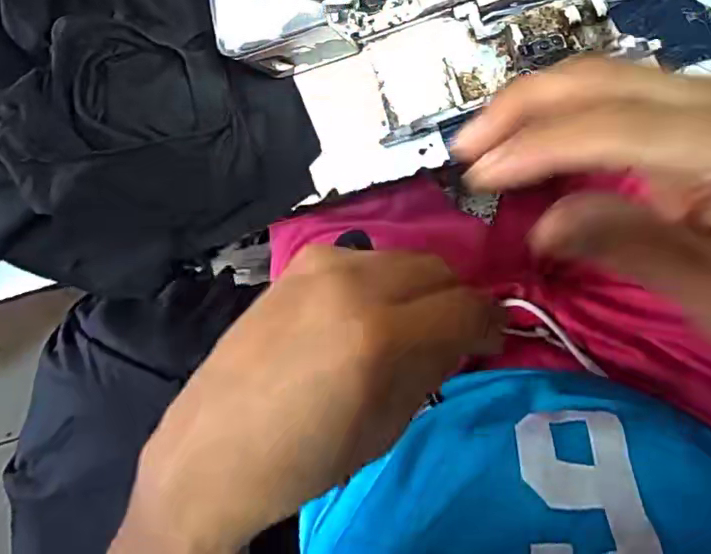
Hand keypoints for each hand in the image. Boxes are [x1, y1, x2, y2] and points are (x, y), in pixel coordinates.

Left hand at [111, 247, 501, 553]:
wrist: (216, 438)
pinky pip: (363, 257)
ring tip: (408, 322)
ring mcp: (322, 261)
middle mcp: (354, 281)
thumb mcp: (387, 425)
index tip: (494, 337)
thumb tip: (467, 334)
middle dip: (456, 298)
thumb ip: (433, 367)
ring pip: (402, 256)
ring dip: (420, 285)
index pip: (465, 305)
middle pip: (437, 267)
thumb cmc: (305, 454)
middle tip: (456, 332)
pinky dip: (381, 279)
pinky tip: (363, 311)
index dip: (491, 321)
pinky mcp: (301, 258)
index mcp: (380, 334)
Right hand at [453, 58, 710, 359]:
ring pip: (596, 73)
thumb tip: (541, 224)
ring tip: (482, 138)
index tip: (479, 174)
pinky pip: (606, 85)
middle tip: (466, 148)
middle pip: (601, 81)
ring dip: (530, 102)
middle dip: (521, 109)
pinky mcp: (690, 97)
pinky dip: (554, 106)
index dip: (539, 146)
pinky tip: (522, 128)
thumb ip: (634, 250)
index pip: (620, 128)